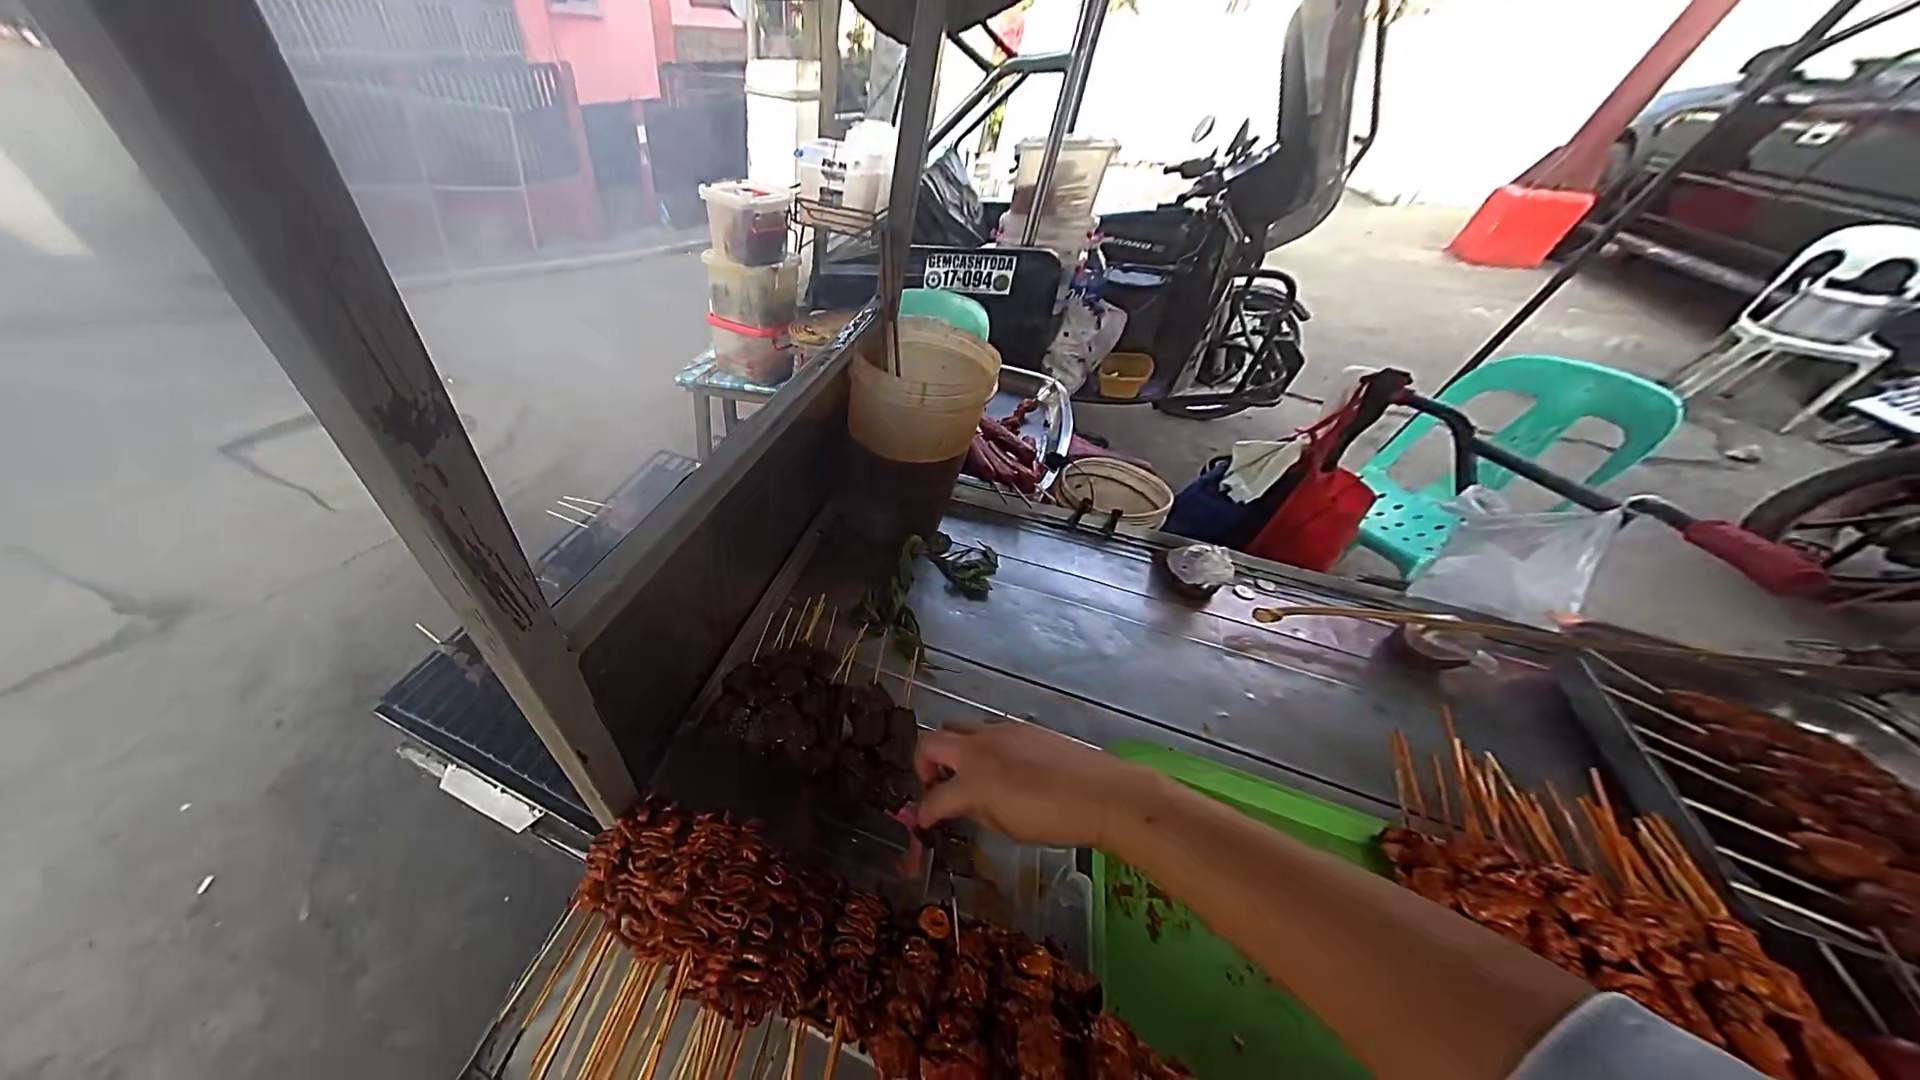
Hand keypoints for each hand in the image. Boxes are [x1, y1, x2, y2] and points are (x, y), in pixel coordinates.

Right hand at [912, 723, 1167, 849]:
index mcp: (973, 780)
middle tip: (934, 784)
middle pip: (930, 741)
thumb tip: (962, 805)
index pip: (934, 797)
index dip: (924, 812)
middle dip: (922, 763)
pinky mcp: (1020, 726)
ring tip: (965, 771)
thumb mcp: (1008, 828)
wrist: (1100, 793)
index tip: (923, 820)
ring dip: (951, 747)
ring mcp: (1000, 731)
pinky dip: (980, 744)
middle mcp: (979, 748)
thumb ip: (977, 812)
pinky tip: (1000, 765)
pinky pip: (987, 729)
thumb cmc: (1054, 820)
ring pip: (957, 726)